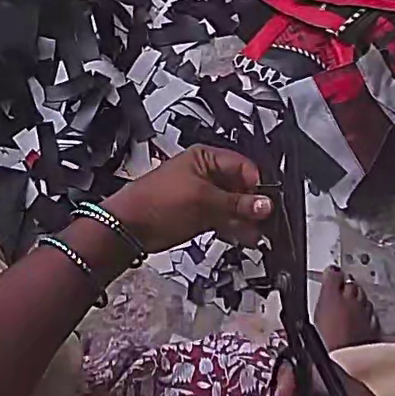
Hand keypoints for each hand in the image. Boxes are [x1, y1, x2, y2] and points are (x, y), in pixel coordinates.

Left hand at [101, 145, 272, 254]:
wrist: (130, 227)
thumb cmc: (154, 202)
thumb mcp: (203, 200)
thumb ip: (236, 203)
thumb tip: (263, 204)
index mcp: (204, 158)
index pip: (243, 166)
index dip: (255, 184)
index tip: (264, 203)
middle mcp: (204, 174)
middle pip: (240, 186)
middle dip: (251, 204)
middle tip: (263, 221)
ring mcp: (201, 196)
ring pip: (232, 205)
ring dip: (244, 219)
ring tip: (256, 233)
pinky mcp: (198, 215)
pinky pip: (223, 219)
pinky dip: (233, 227)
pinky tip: (243, 237)